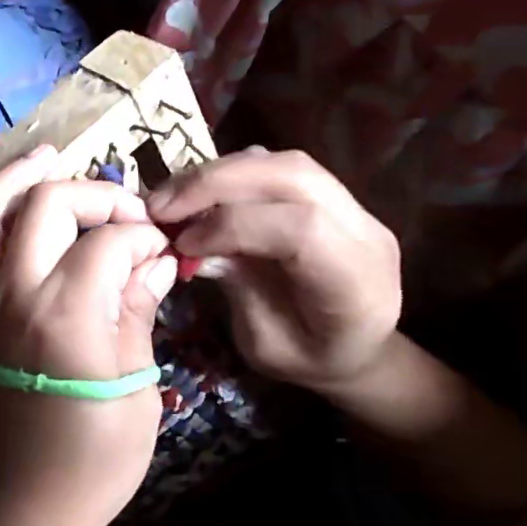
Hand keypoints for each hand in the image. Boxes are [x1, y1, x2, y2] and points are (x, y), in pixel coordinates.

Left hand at [0, 145, 178, 525]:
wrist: (22, 512)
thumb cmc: (95, 464)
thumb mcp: (136, 388)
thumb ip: (139, 312)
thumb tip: (158, 261)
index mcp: (68, 314)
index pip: (109, 240)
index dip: (143, 235)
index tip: (163, 249)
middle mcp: (13, 295)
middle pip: (44, 205)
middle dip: (91, 194)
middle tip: (124, 210)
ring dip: (12, 180)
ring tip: (45, 159)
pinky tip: (3, 227)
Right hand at [148, 147, 401, 396]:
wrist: (360, 351)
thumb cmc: (313, 361)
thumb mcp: (267, 346)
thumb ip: (240, 290)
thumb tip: (192, 244)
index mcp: (356, 282)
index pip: (301, 227)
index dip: (233, 225)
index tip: (182, 244)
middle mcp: (365, 232)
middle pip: (293, 175)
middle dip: (218, 181)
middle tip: (161, 203)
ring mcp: (355, 208)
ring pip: (286, 164)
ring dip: (221, 173)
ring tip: (174, 197)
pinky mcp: (336, 198)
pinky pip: (283, 171)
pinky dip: (236, 175)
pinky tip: (203, 195)